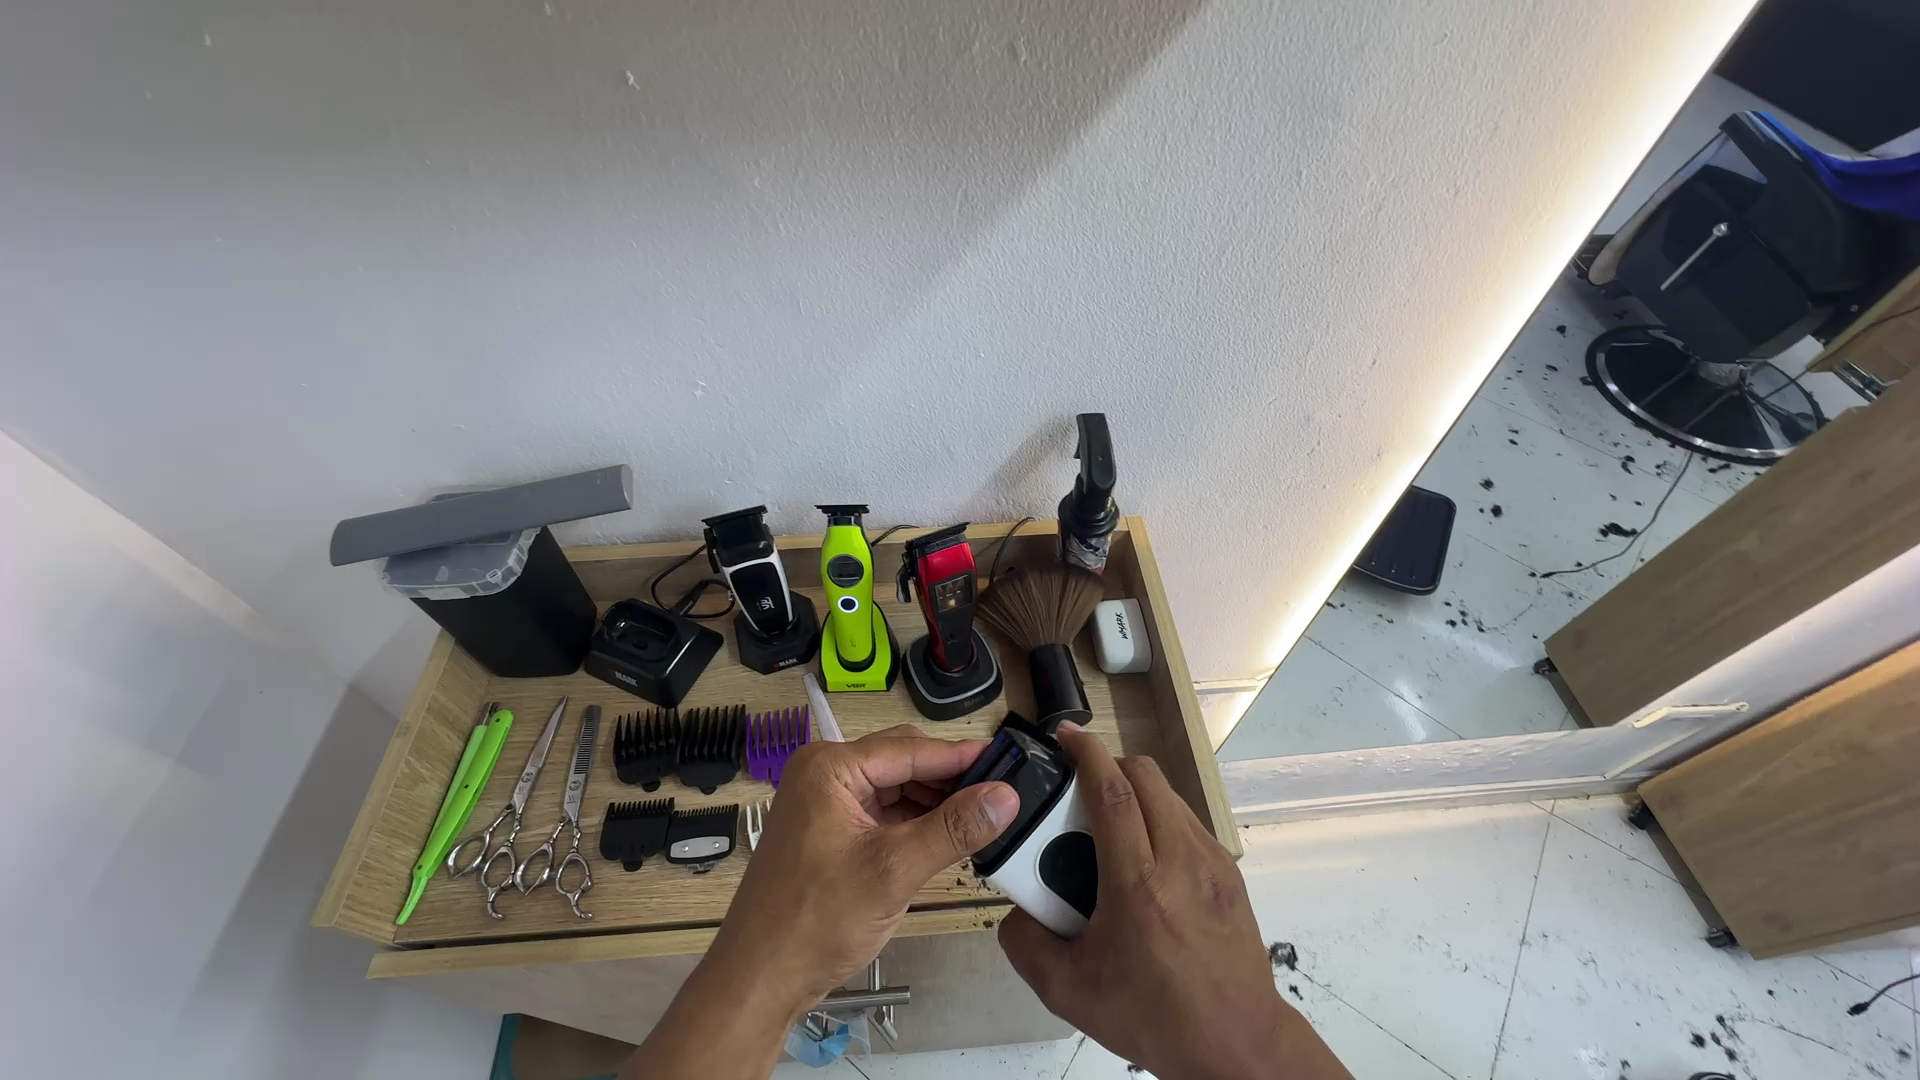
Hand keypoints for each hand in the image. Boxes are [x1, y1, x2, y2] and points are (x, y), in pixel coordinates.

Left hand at [712, 724, 1019, 1000]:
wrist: (760, 979)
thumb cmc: (816, 920)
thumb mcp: (894, 870)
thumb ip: (953, 828)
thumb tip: (1006, 795)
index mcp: (830, 767)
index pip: (910, 748)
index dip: (961, 756)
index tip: (1007, 762)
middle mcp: (825, 773)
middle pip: (903, 762)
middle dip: (949, 780)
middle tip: (999, 796)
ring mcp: (826, 802)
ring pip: (896, 787)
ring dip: (935, 803)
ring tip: (980, 819)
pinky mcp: (831, 829)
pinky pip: (883, 812)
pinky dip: (915, 822)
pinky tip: (946, 837)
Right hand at [997, 726, 1351, 1079]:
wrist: (1238, 1045)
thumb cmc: (1152, 1017)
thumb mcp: (1068, 992)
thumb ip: (1025, 943)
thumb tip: (1017, 906)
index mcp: (1137, 886)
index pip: (1111, 794)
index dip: (1086, 754)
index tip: (1067, 734)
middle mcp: (1180, 861)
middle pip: (1144, 776)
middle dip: (1108, 763)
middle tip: (1080, 784)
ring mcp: (1212, 862)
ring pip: (1168, 793)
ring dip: (1134, 789)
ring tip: (1109, 823)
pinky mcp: (1230, 870)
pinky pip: (1186, 819)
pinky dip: (1158, 815)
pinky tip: (1143, 854)